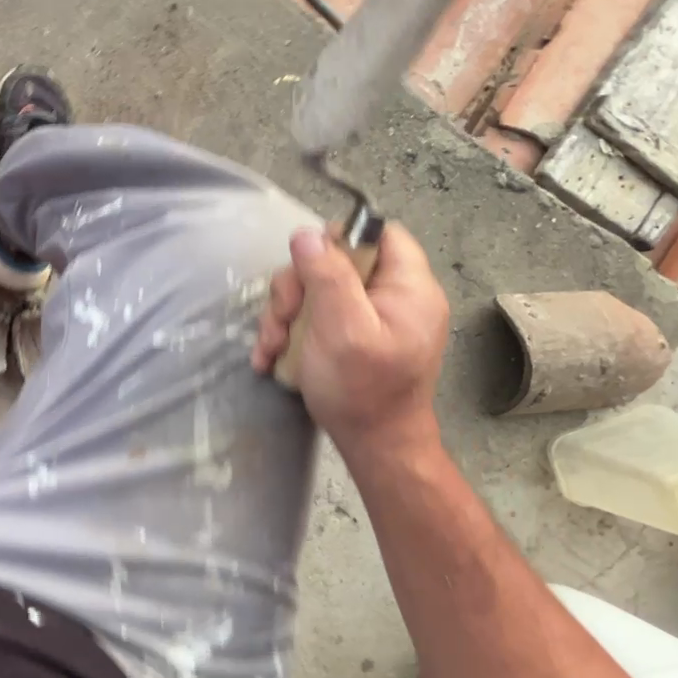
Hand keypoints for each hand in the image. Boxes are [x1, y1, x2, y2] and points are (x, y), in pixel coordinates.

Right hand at [251, 223, 448, 460]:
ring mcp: (367, 317)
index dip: (340, 239)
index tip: (307, 264)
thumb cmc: (362, 388)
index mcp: (407, 288)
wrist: (373, 444)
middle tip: (282, 319)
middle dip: (295, 290)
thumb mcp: (342, 328)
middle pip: (332, 263)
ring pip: (311, 291)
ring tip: (271, 347)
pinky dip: (286, 334)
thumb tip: (307, 233)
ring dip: (281, 316)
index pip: (380, 235)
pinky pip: (309, 317)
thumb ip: (327, 277)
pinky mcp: (346, 336)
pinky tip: (272, 356)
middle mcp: (390, 297)